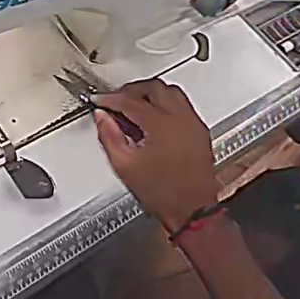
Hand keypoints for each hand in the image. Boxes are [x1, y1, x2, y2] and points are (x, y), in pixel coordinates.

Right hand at [93, 80, 218, 233]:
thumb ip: (109, 135)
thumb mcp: (123, 164)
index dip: (110, 99)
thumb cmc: (163, 193)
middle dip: (131, 90)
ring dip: (150, 94)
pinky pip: (182, 106)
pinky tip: (152, 117)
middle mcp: (182, 119)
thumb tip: (102, 117)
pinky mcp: (200, 131)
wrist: (191, 210)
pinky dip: (165, 104)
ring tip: (133, 105)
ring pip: (171, 92)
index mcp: (162, 125)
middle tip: (116, 99)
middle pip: (154, 87)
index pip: (131, 101)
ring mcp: (193, 124)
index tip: (99, 101)